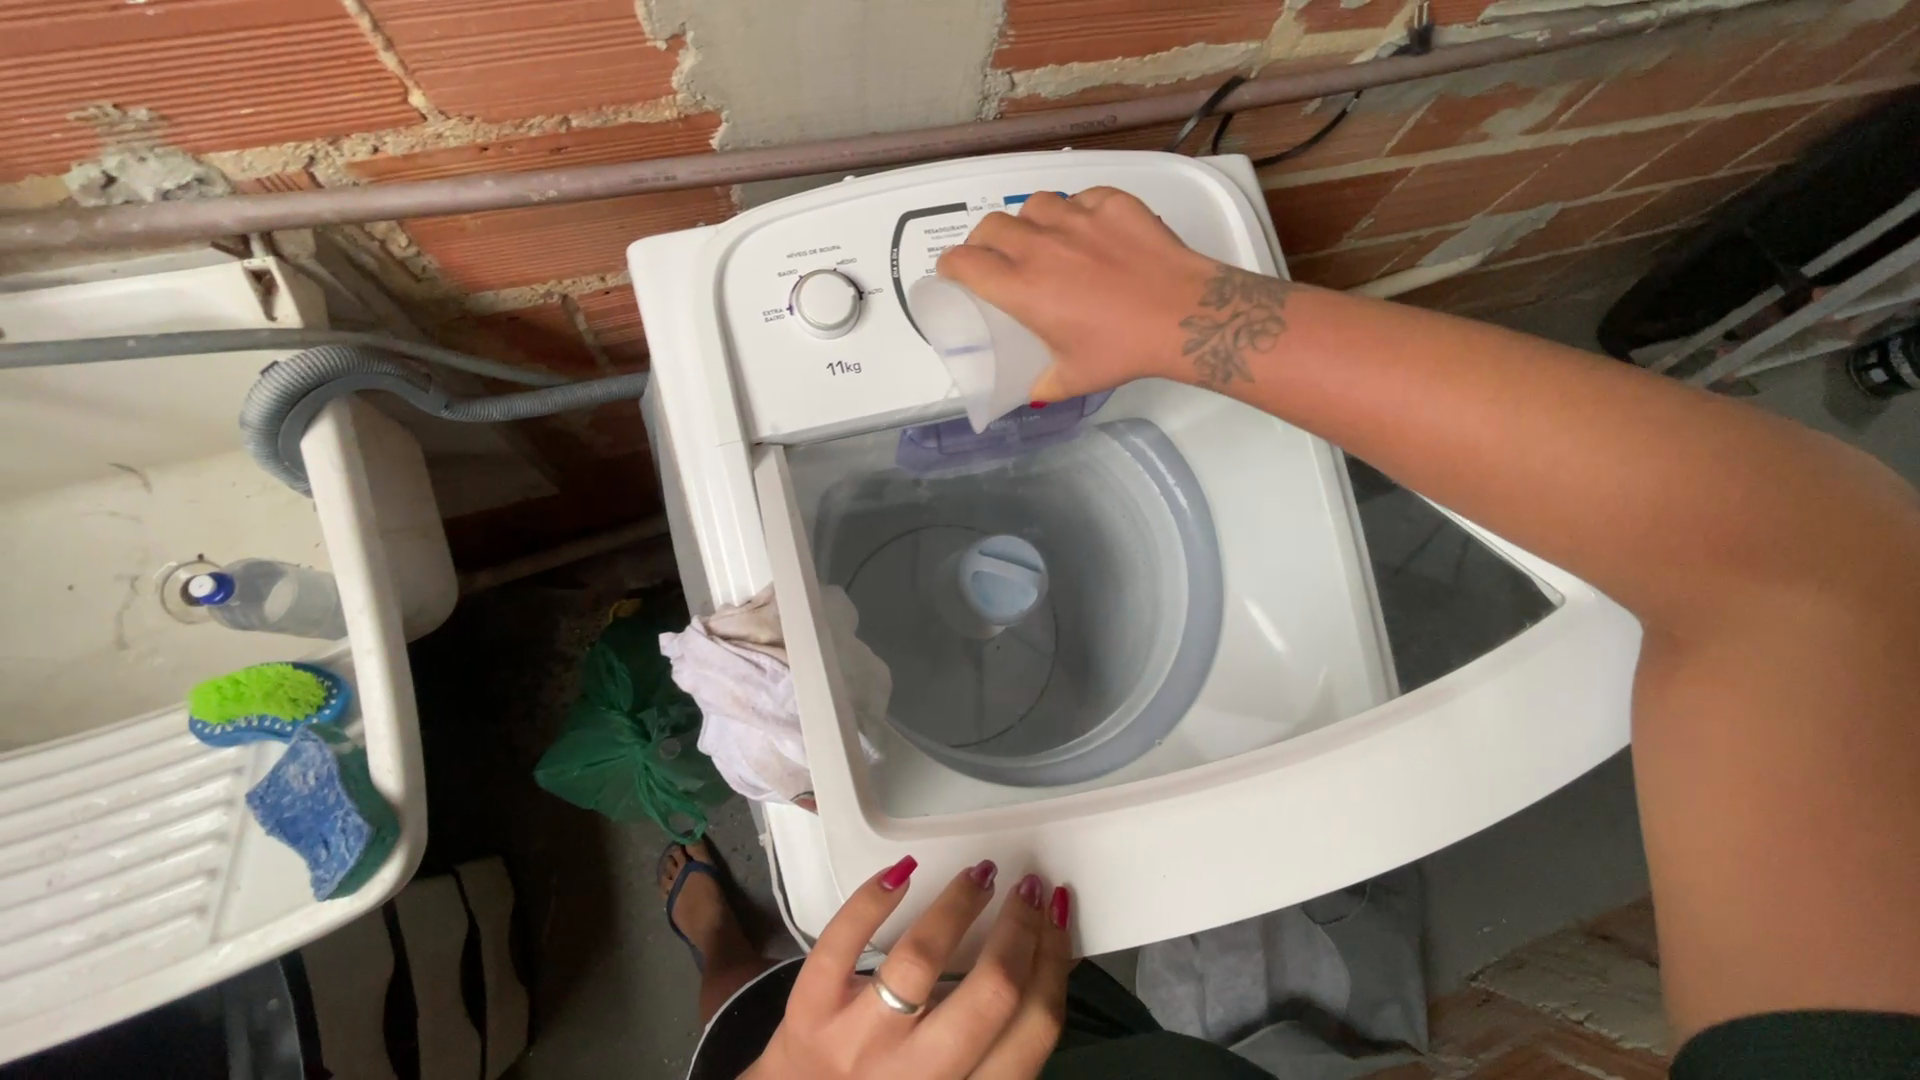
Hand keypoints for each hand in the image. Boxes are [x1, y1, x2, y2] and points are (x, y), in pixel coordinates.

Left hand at [746, 857, 1072, 1079]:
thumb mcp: (953, 1078)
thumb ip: (992, 1035)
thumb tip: (1043, 952)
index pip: (1032, 1030)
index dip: (1054, 960)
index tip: (1056, 913)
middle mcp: (916, 1078)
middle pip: (989, 994)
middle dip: (1018, 927)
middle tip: (1026, 888)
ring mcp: (857, 1044)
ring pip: (918, 961)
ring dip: (957, 904)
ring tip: (978, 875)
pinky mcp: (809, 1011)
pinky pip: (841, 946)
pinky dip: (872, 901)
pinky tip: (901, 871)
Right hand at [935, 187, 1227, 402]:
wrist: (1184, 316)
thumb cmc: (1125, 350)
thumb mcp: (1075, 378)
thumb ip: (1044, 385)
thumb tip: (1032, 392)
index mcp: (1023, 289)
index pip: (965, 262)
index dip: (951, 266)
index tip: (954, 274)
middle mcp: (1042, 247)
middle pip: (991, 227)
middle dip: (982, 242)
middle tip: (992, 259)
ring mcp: (1078, 219)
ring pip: (1033, 205)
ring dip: (1027, 222)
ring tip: (1039, 239)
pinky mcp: (1112, 204)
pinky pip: (1080, 198)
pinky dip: (1075, 212)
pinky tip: (1085, 230)